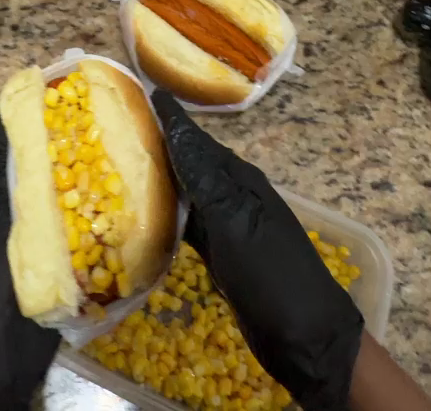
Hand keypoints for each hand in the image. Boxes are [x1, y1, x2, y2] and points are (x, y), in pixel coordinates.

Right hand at [150, 91, 364, 410]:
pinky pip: (190, 225)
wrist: (307, 338)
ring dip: (163, 178)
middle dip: (163, 142)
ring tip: (128, 163)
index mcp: (241, 181)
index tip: (145, 92)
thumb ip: (206, 180)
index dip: (173, 119)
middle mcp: (235, 196)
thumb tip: (178, 133)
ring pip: (189, 193)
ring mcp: (231, 227)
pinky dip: (170, 216)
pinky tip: (148, 217)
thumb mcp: (237, 225)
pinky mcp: (223, 257)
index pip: (198, 140)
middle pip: (192, 162)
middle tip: (123, 124)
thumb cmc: (273, 275)